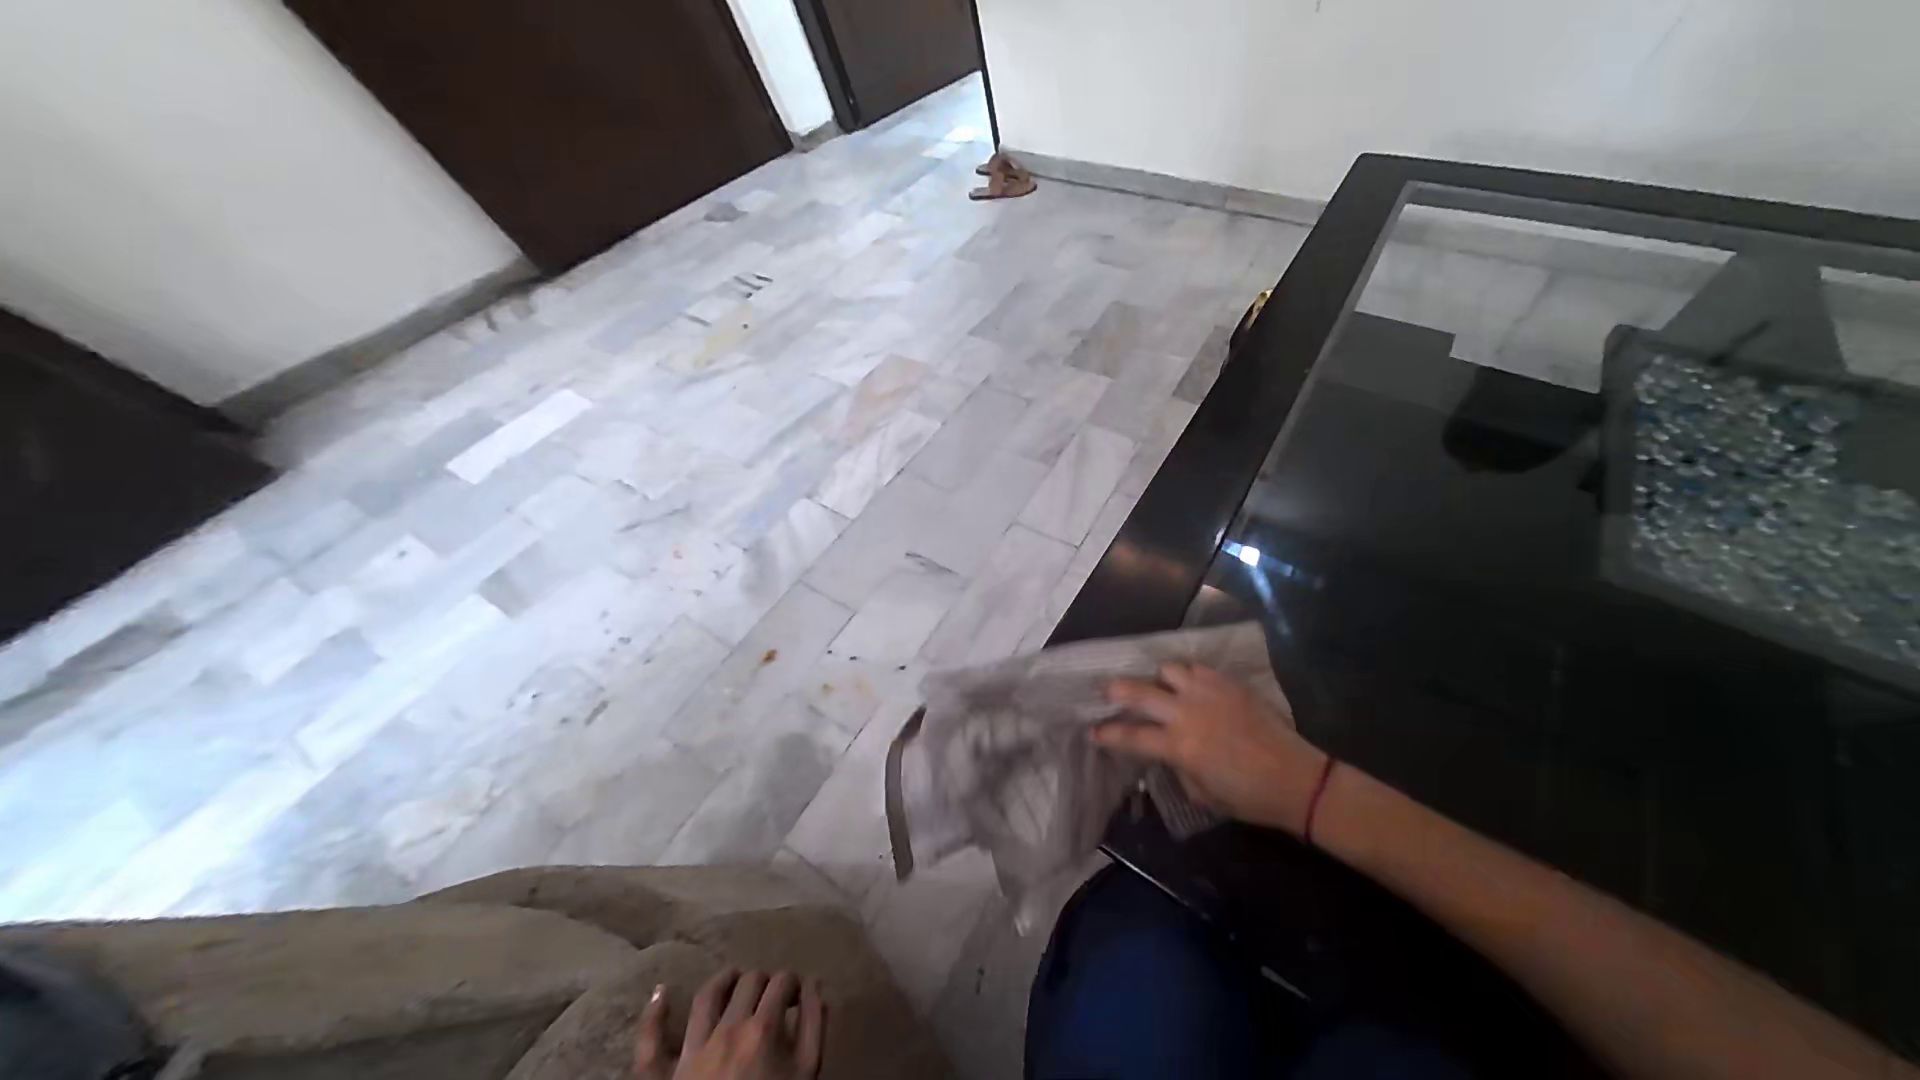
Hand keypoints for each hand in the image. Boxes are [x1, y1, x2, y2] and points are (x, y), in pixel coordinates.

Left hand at [633, 968, 825, 1079]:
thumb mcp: (807, 1072)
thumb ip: (814, 1025)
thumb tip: (814, 983)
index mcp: (762, 1030)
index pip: (782, 983)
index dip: (792, 984)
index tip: (796, 996)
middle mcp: (726, 1030)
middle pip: (749, 982)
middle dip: (765, 981)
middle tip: (772, 997)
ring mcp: (691, 1052)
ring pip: (706, 997)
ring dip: (724, 980)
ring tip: (735, 978)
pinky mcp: (663, 1078)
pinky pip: (650, 1043)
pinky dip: (654, 1014)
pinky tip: (661, 991)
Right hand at [1094, 662, 1327, 833]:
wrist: (1297, 779)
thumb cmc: (1248, 797)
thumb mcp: (1201, 793)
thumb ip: (1177, 766)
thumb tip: (1167, 750)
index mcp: (1179, 746)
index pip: (1131, 736)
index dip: (1107, 734)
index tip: (1092, 731)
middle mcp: (1187, 713)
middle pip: (1139, 692)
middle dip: (1117, 691)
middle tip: (1106, 691)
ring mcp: (1209, 693)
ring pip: (1168, 669)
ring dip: (1157, 678)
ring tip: (1158, 686)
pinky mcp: (1229, 683)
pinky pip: (1197, 667)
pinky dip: (1186, 673)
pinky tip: (1189, 683)